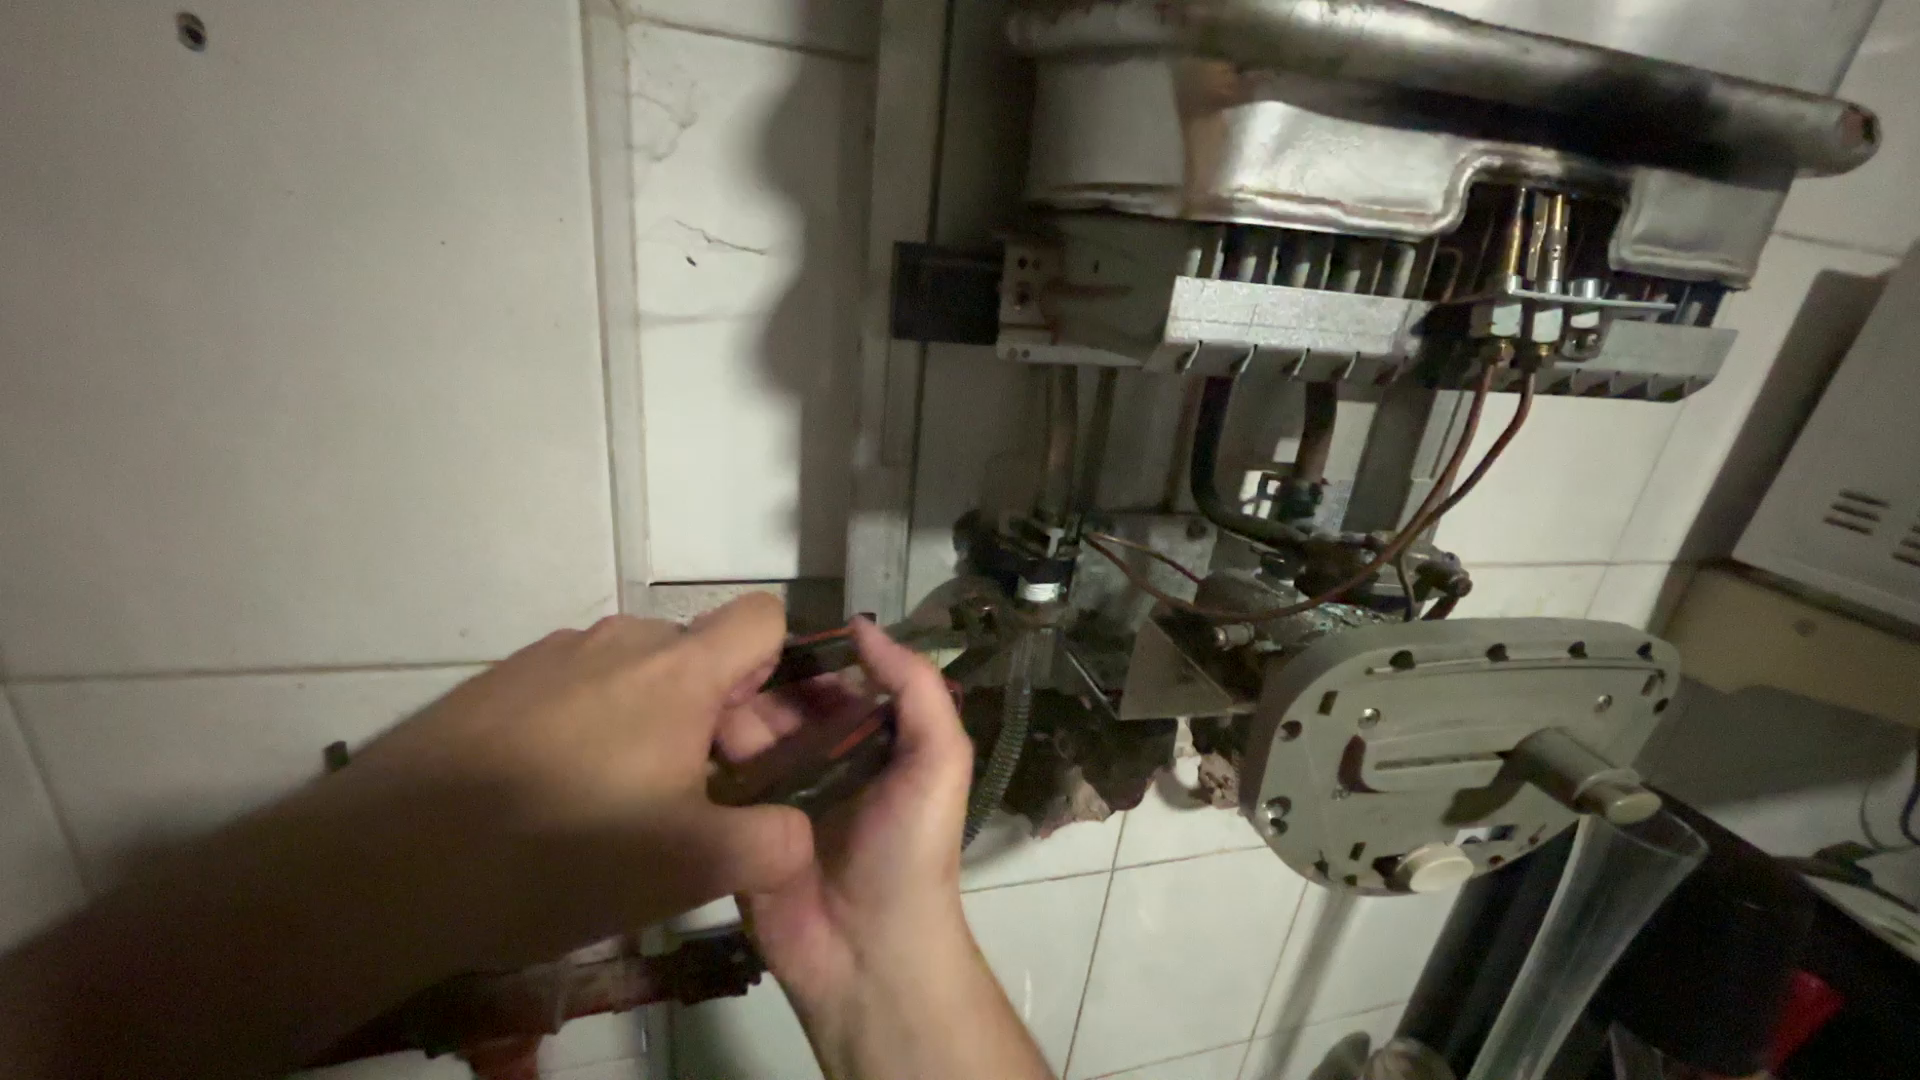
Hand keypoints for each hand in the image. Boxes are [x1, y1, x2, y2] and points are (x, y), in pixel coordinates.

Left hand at [333, 593, 812, 967]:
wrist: (380, 869)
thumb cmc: (562, 853)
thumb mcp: (691, 867)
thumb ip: (776, 843)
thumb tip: (800, 831)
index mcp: (680, 669)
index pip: (763, 615)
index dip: (775, 668)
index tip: (747, 737)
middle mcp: (621, 640)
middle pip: (700, 654)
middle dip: (712, 715)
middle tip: (683, 798)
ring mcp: (552, 654)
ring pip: (636, 672)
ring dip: (649, 722)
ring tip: (609, 803)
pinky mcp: (497, 679)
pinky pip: (575, 685)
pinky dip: (587, 725)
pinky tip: (545, 795)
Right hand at [722, 619, 974, 1007]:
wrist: (868, 952)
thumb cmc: (911, 848)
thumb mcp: (939, 757)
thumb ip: (915, 686)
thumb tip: (862, 625)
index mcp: (870, 738)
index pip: (833, 680)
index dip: (808, 654)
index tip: (765, 627)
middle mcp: (821, 757)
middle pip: (782, 702)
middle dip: (757, 677)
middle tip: (713, 652)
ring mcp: (776, 791)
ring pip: (744, 733)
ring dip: (723, 708)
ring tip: (687, 681)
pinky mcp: (739, 824)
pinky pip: (716, 779)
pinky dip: (700, 752)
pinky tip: (672, 725)